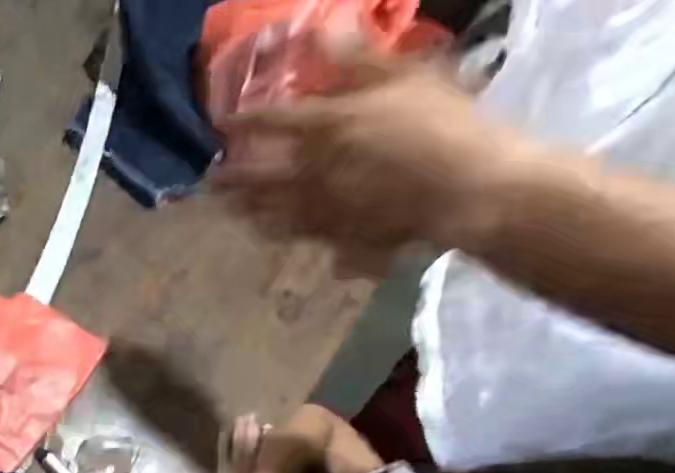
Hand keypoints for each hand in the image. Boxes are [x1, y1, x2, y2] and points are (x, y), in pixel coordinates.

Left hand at [212, 33, 552, 258]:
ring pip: (268, 212)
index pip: (272, 122)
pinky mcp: (332, 237)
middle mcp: (311, 171)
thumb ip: (360, 60)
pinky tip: (265, 233)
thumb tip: (324, 34)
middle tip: (209, 181)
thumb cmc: (445, 124)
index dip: (243, 121)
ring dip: (245, 209)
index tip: (220, 123)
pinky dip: (276, 233)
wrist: (466, 189)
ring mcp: (318, 208)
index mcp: (327, 126)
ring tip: (229, 210)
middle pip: (257, 176)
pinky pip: (294, 236)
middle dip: (230, 177)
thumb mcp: (409, 76)